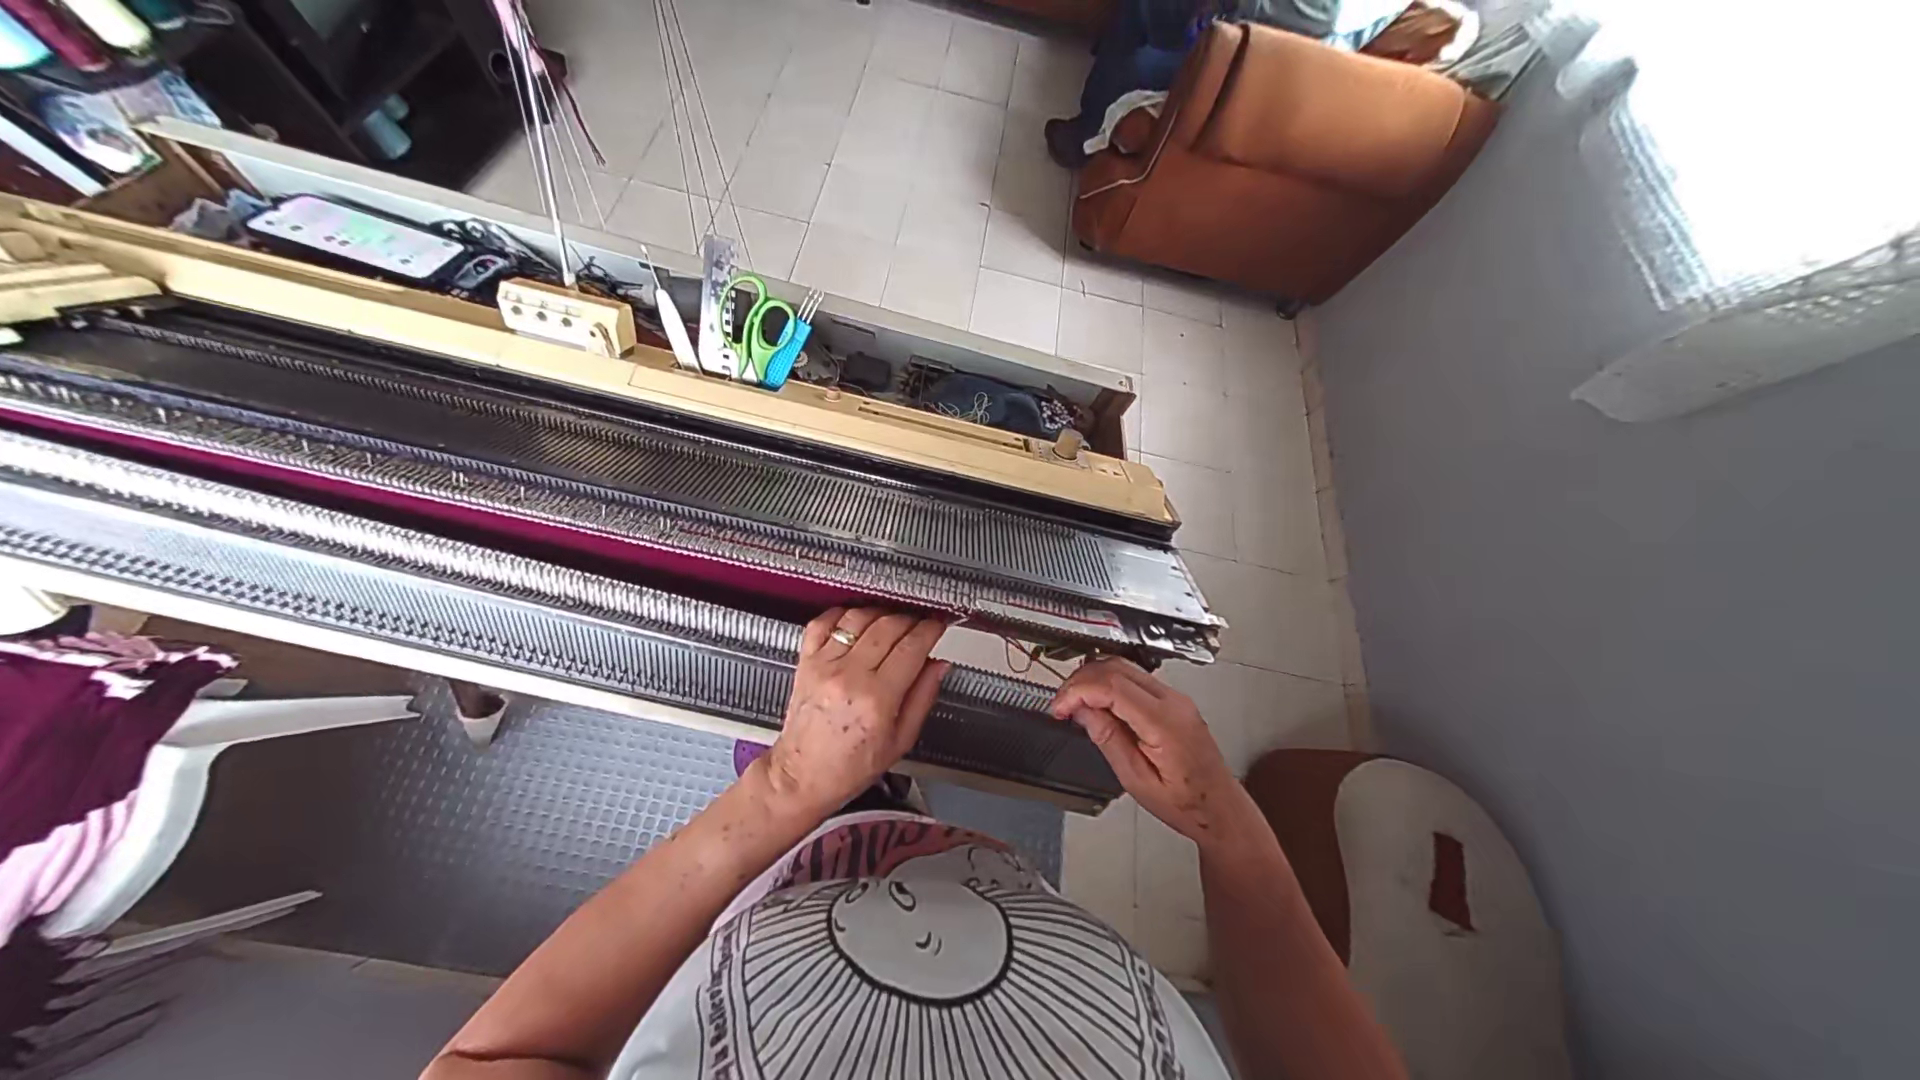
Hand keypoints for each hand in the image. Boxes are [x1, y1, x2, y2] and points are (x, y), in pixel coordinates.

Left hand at [765, 607, 950, 818]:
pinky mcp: (806, 662)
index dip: (930, 629)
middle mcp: (849, 677)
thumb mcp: (901, 741)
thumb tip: (938, 665)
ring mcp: (825, 666)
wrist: (802, 776)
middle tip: (920, 625)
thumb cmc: (849, 766)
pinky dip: (844, 614)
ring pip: (859, 617)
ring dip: (881, 613)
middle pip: (888, 626)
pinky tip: (857, 620)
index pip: (911, 646)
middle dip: (911, 619)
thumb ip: (923, 697)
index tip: (938, 626)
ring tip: (892, 622)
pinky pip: (824, 622)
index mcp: (877, 699)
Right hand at [1049, 658, 1255, 849]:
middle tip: (1062, 704)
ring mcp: (1175, 698)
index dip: (1078, 690)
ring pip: (1123, 667)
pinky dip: (1107, 684)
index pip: (1112, 686)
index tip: (1060, 707)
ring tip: (1074, 705)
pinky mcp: (1172, 700)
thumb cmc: (1186, 802)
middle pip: (1115, 668)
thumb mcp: (1136, 780)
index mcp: (1165, 722)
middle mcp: (1173, 702)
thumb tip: (1082, 711)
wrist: (1219, 808)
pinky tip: (1096, 704)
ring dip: (1092, 680)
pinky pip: (1133, 678)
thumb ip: (1108, 740)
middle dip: (1080, 680)